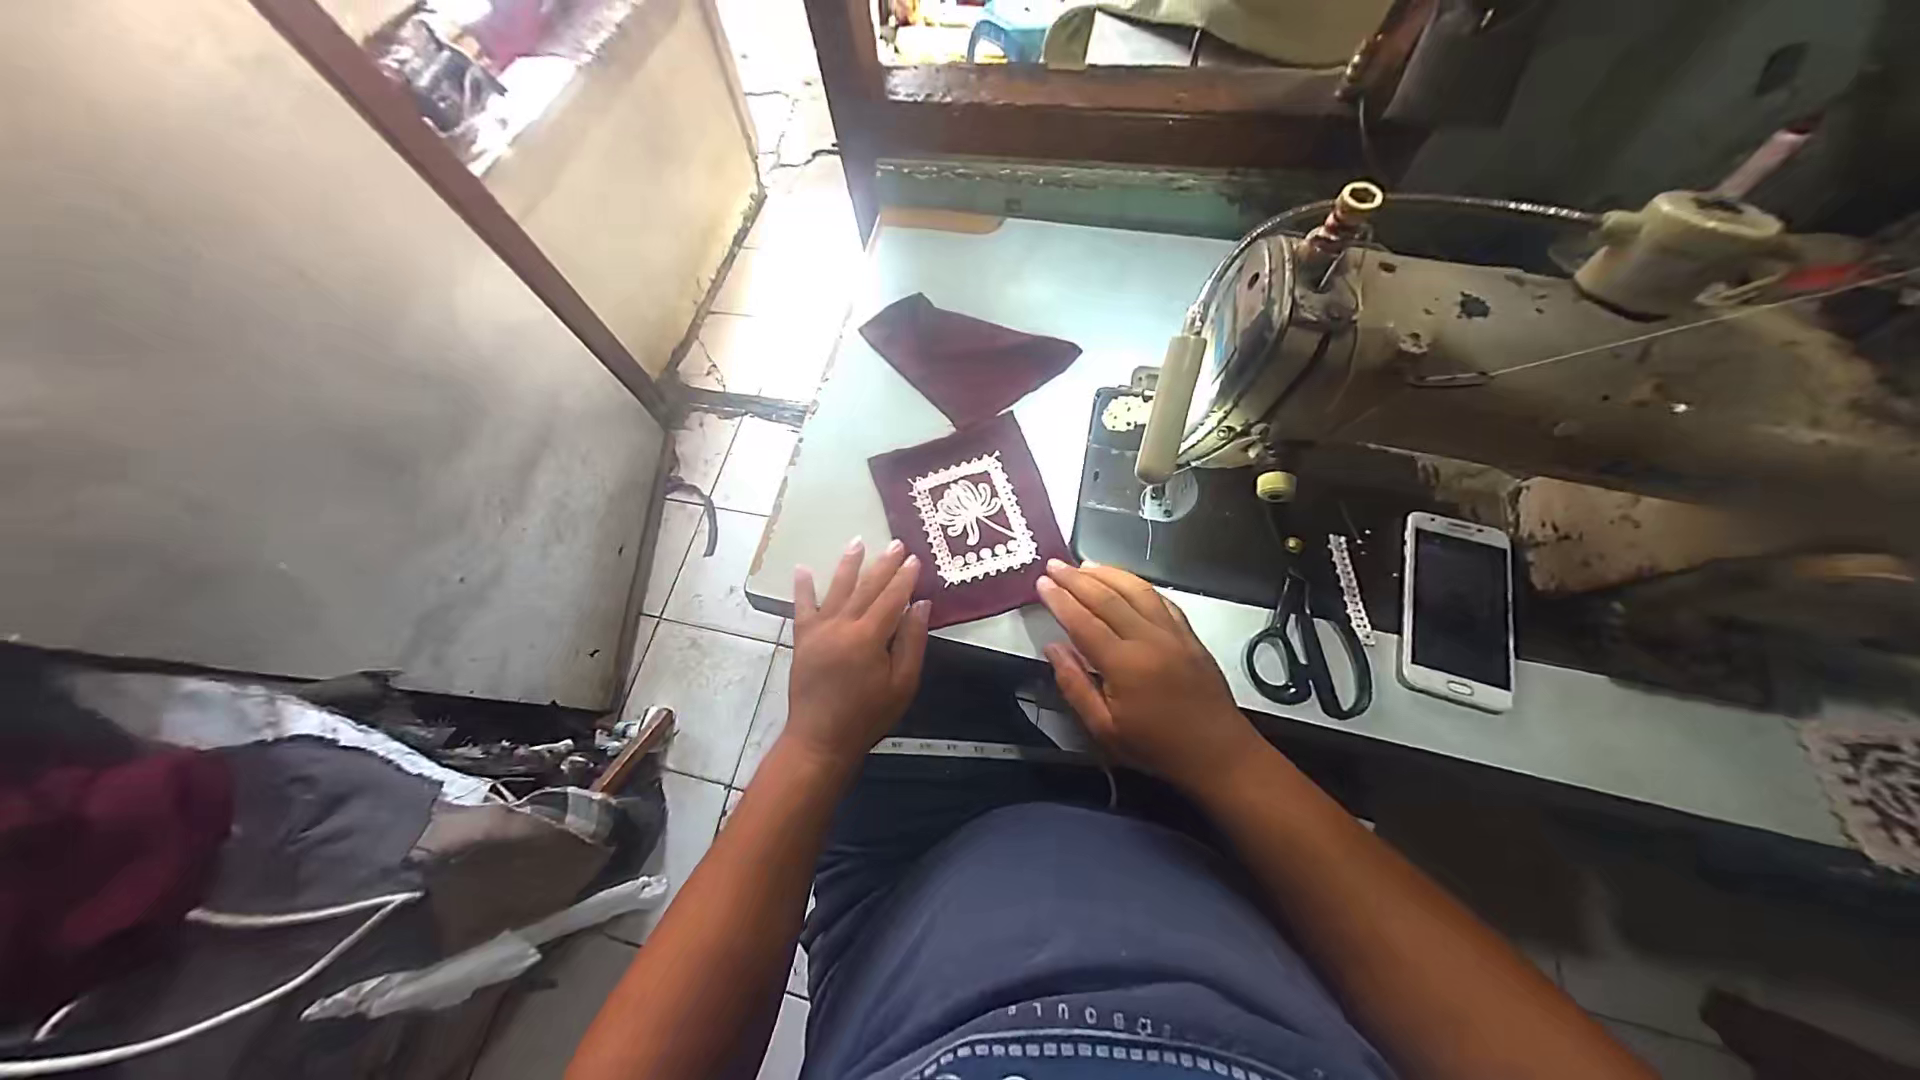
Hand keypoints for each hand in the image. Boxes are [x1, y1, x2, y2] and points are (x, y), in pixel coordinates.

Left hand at [783, 537, 929, 769]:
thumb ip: (911, 642)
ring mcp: (818, 630)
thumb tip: (920, 605)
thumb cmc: (868, 715)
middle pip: (866, 588)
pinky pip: (802, 607)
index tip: (915, 559)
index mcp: (869, 638)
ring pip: (836, 589)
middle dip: (883, 564)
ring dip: (848, 564)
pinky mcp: (802, 639)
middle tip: (896, 543)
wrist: (821, 738)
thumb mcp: (903, 684)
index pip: (892, 598)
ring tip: (857, 542)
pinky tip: (802, 568)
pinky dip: (803, 588)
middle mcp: (842, 626)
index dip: (905, 578)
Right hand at [1035, 559, 1264, 791]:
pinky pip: (1161, 599)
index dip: (1059, 599)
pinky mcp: (1189, 635)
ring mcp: (1173, 633)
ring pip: (1136, 590)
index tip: (1041, 583)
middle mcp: (1149, 639)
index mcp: (1124, 664)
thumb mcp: (1104, 728)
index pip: (1083, 621)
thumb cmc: (1156, 747)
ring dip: (1107, 573)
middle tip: (1054, 565)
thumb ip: (1074, 685)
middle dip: (1076, 578)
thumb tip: (1053, 648)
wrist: (1218, 754)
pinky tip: (1125, 581)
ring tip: (1084, 565)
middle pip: (1106, 597)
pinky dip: (1138, 585)